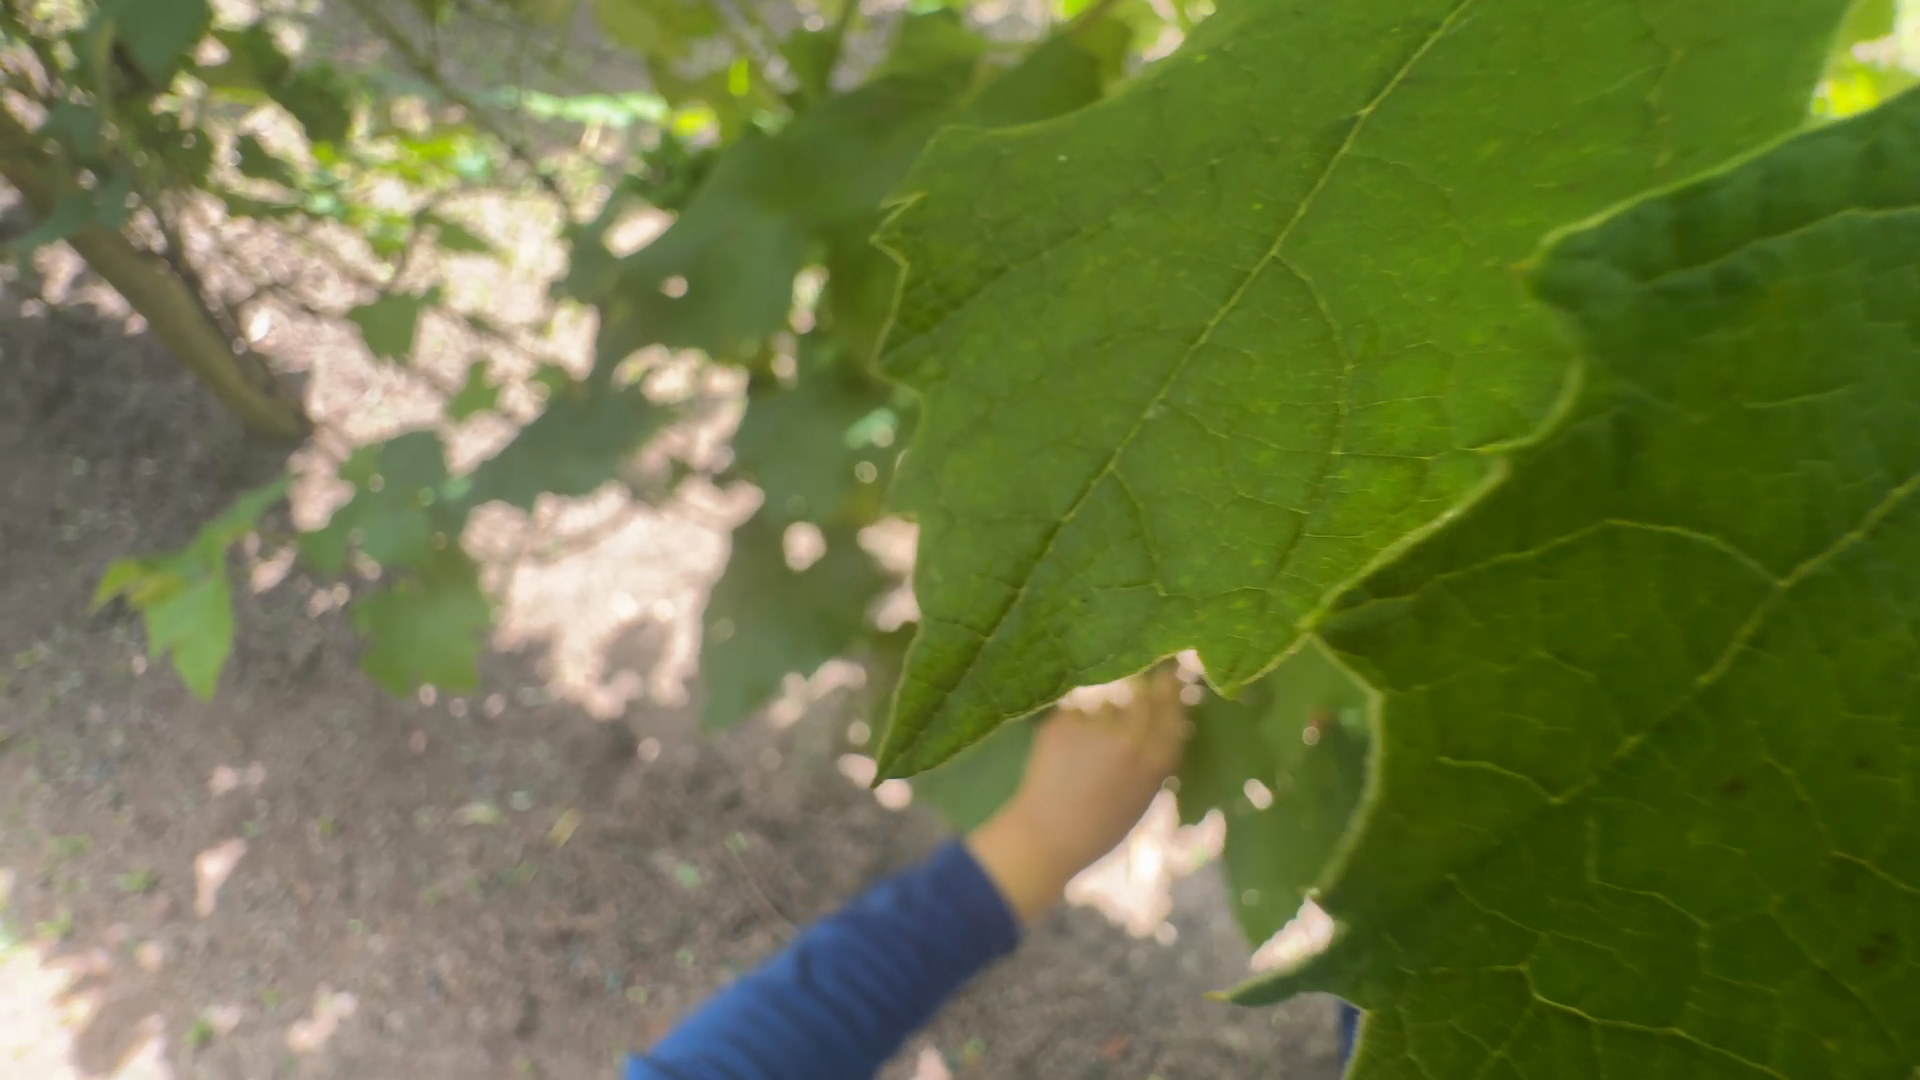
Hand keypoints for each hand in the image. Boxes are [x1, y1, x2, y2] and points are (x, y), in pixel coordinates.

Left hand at [965, 668, 1187, 925]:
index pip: (1173, 711)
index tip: (1170, 675)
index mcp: (1155, 762)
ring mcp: (1095, 726)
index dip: (1172, 690)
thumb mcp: (1142, 797)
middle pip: (1144, 693)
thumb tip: (1165, 724)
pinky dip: (1077, 719)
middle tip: (1140, 678)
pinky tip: (1068, 743)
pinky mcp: (1064, 720)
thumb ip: (1154, 758)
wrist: (1047, 833)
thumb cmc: (1099, 826)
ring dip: (1106, 705)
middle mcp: (1129, 738)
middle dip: (1145, 682)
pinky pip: (1078, 709)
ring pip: (1107, 699)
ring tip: (1091, 732)